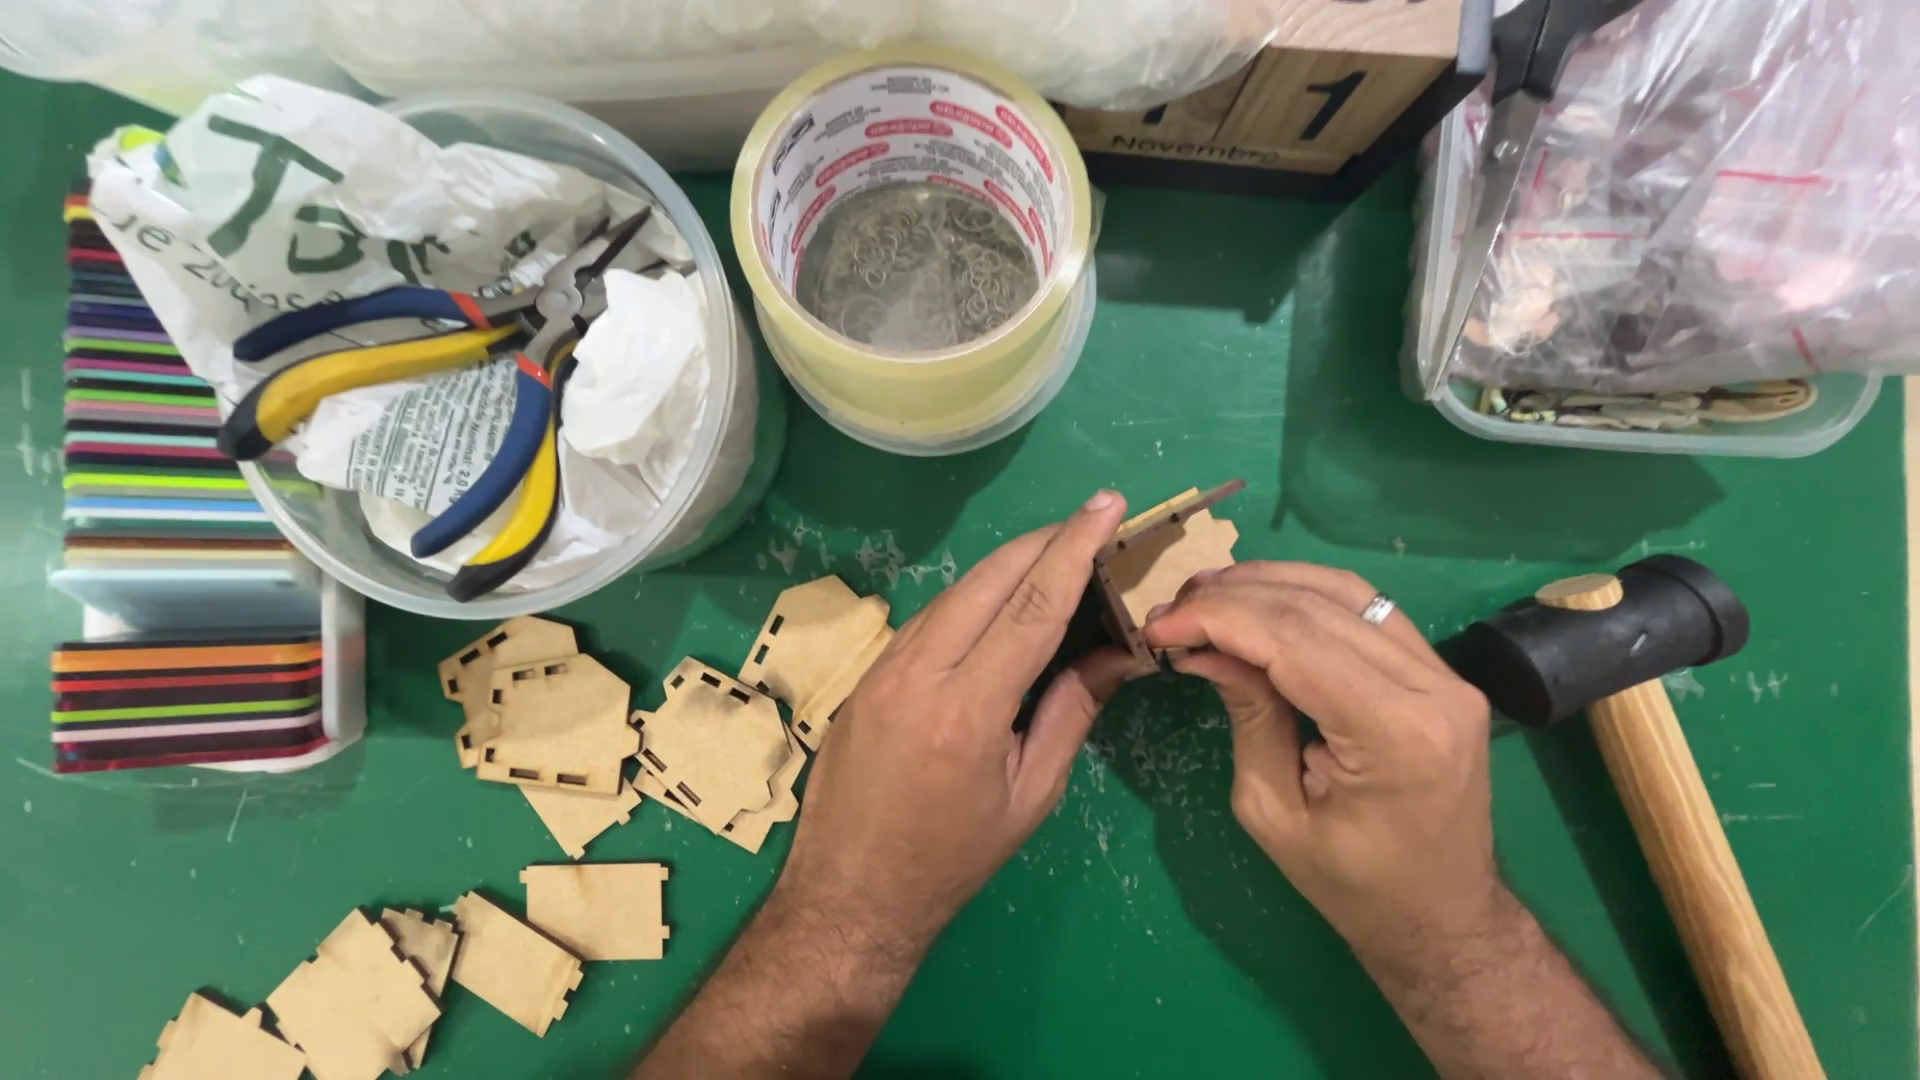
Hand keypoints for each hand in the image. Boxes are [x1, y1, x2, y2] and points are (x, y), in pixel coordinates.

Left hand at [772, 491, 1139, 957]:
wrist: (850, 891)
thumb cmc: (952, 858)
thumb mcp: (1030, 794)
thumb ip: (1073, 713)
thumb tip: (1116, 652)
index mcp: (968, 708)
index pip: (1033, 605)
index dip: (1076, 548)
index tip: (1107, 505)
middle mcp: (919, 671)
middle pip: (990, 579)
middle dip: (1044, 541)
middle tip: (1090, 524)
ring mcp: (884, 666)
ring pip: (957, 591)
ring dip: (1009, 566)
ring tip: (1056, 558)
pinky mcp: (869, 672)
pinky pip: (930, 617)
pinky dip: (973, 597)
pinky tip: (1000, 603)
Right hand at [1143, 562, 1502, 964]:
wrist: (1443, 916)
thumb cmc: (1351, 884)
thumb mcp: (1272, 810)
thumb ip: (1247, 715)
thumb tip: (1202, 649)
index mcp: (1394, 734)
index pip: (1291, 640)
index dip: (1215, 620)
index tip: (1156, 626)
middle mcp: (1432, 689)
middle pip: (1313, 606)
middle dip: (1228, 598)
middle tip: (1169, 611)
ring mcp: (1445, 674)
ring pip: (1340, 591)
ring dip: (1262, 583)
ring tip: (1202, 596)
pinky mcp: (1439, 671)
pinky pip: (1362, 607)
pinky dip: (1301, 593)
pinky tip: (1256, 600)